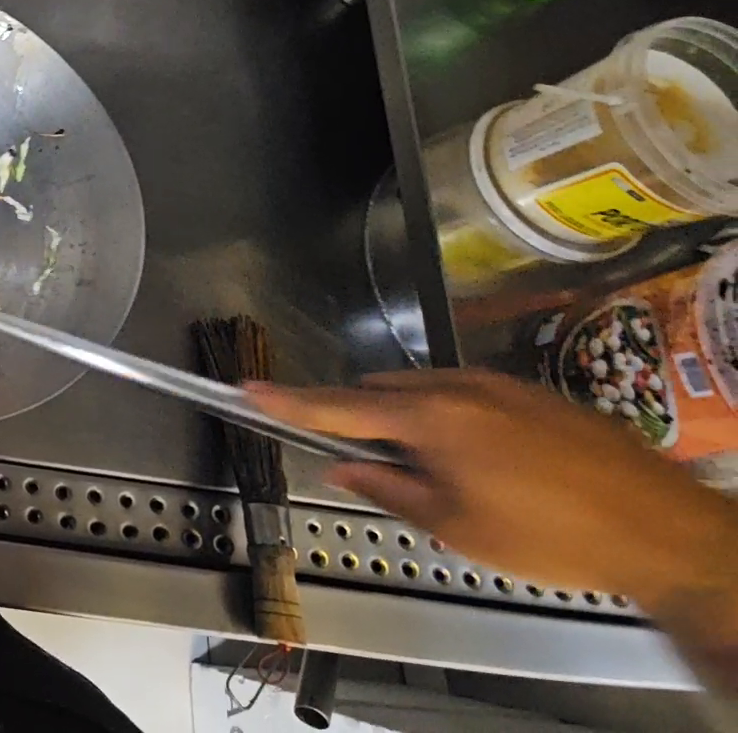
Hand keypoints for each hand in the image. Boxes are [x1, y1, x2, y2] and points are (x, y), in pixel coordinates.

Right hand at [249, 369, 737, 602]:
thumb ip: (388, 487)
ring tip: (442, 469)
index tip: (247, 389)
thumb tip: (343, 468)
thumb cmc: (553, 537)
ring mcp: (498, 385)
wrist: (675, 535)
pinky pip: (465, 393)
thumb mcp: (456, 526)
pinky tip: (490, 461)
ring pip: (422, 390)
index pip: (337, 407)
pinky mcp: (533, 393)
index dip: (287, 401)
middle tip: (376, 463)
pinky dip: (451, 417)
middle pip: (378, 392)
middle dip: (362, 418)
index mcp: (429, 419)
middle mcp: (456, 388)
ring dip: (409, 417)